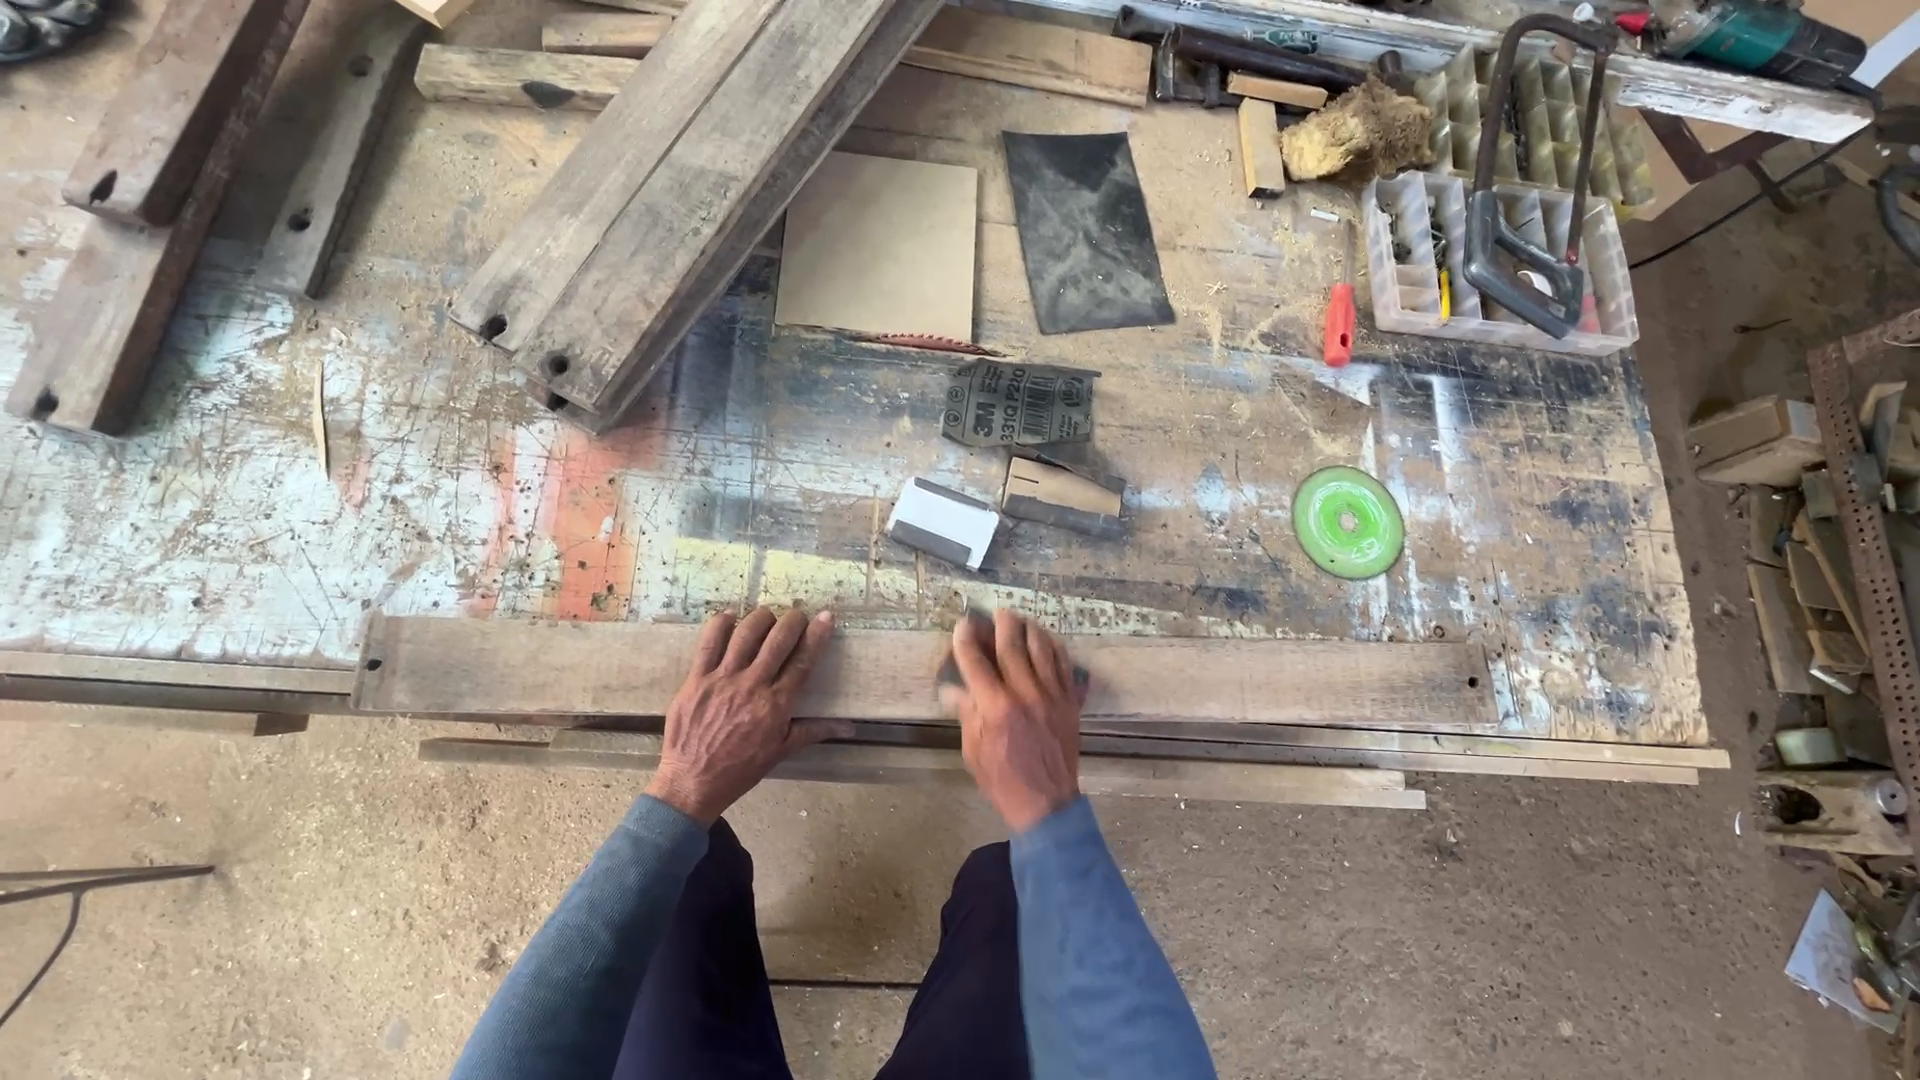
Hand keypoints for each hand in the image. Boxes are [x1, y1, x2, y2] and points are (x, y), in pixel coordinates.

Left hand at [645, 606, 848, 825]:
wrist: (692, 783)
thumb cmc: (740, 770)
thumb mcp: (781, 751)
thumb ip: (814, 731)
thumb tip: (850, 728)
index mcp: (776, 704)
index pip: (803, 661)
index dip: (817, 635)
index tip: (826, 616)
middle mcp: (752, 686)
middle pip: (778, 639)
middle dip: (792, 620)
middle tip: (797, 615)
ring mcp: (722, 679)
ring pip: (745, 633)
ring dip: (761, 618)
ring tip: (767, 617)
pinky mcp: (696, 679)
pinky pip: (709, 642)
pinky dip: (721, 624)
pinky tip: (731, 617)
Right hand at [944, 610, 1083, 832]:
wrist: (1046, 802)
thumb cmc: (1002, 779)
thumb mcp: (972, 749)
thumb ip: (967, 712)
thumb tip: (954, 688)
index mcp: (996, 706)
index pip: (976, 660)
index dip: (966, 638)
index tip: (963, 625)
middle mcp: (1025, 693)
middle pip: (1012, 644)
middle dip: (1002, 623)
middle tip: (997, 613)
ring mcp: (1051, 695)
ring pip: (1042, 648)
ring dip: (1030, 629)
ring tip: (1021, 620)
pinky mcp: (1069, 702)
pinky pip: (1064, 665)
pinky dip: (1054, 647)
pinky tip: (1047, 640)